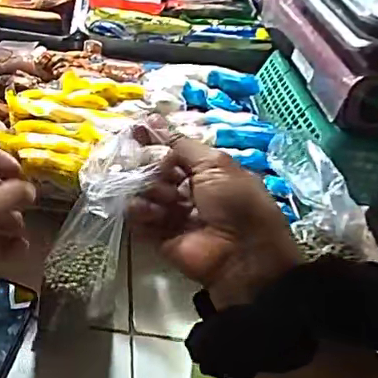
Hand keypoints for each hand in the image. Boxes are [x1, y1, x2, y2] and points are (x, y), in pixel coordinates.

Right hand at [129, 134, 300, 307]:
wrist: (242, 257)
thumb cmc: (236, 203)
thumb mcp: (216, 165)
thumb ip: (182, 145)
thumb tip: (153, 120)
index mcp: (207, 172)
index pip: (174, 152)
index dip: (156, 140)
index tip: (136, 130)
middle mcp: (189, 191)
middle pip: (155, 171)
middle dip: (152, 168)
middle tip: (160, 173)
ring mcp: (173, 214)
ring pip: (145, 192)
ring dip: (150, 190)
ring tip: (166, 199)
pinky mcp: (159, 236)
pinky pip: (139, 217)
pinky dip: (140, 211)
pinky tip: (151, 211)